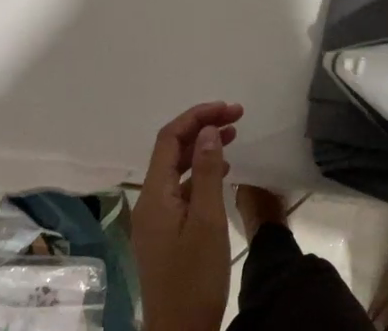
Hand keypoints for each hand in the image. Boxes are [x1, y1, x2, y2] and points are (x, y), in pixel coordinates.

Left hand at [131, 101, 243, 330]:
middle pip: (171, 151)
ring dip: (202, 148)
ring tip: (233, 136)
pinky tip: (222, 173)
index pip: (169, 139)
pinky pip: (180, 189)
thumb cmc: (195, 277)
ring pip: (175, 169)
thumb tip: (208, 131)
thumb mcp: (207, 221)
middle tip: (237, 117)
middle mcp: (149, 202)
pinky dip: (200, 173)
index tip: (230, 109)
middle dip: (202, 127)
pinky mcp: (165, 232)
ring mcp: (155, 219)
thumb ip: (205, 173)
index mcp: (154, 196)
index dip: (198, 116)